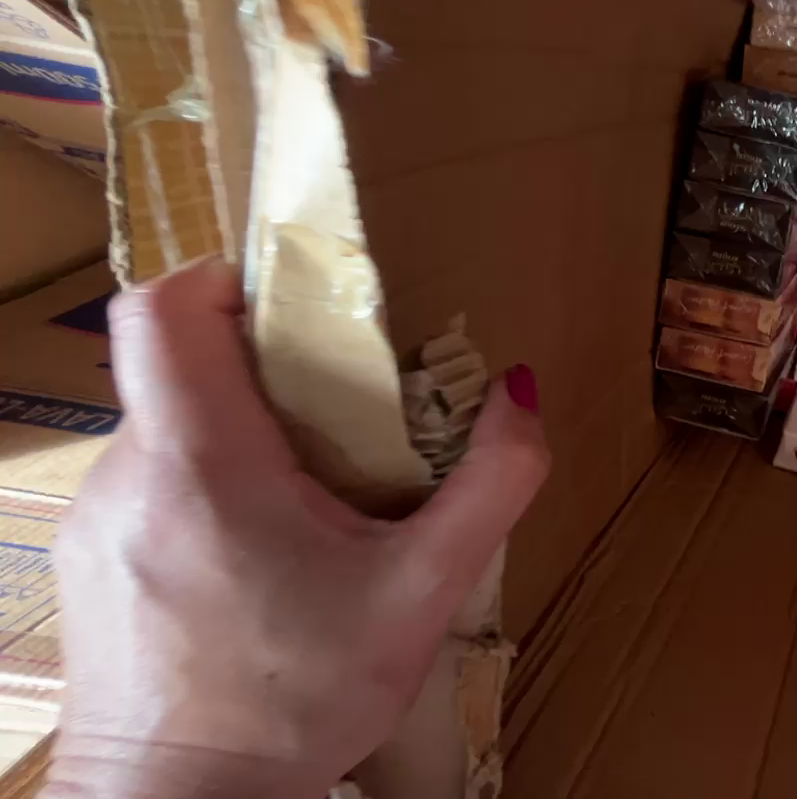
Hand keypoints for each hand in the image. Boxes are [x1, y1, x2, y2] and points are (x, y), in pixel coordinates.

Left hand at [47, 259, 548, 798]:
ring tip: (350, 463)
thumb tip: (521, 387)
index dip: (233, 273)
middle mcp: (130, 477)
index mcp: (202, 465)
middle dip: (285, 353)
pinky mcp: (102, 559)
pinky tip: (297, 524)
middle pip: (189, 363)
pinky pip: (170, 470)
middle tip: (376, 386)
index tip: (315, 288)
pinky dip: (237, 462)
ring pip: (184, 419)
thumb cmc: (301, 695)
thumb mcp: (429, 584)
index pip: (166, 312)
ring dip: (268, 414)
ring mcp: (102, 521)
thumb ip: (496, 477)